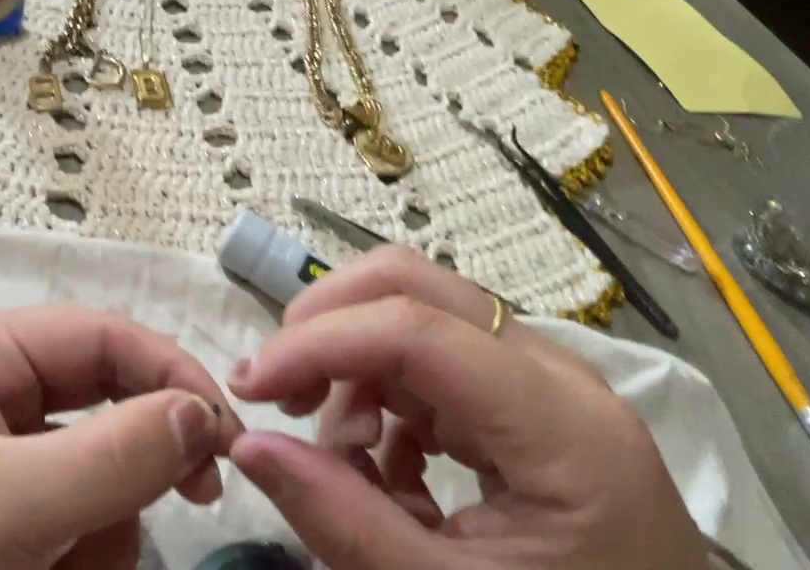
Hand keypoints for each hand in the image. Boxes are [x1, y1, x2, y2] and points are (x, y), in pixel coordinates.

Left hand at [0, 306, 242, 569]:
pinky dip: (76, 550)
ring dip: (103, 523)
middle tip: (189, 503)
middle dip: (136, 461)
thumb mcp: (7, 504)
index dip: (174, 375)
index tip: (230, 442)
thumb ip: (115, 456)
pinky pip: (67, 515)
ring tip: (58, 566)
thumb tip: (204, 415)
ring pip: (96, 470)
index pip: (105, 336)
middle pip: (106, 403)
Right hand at [227, 246, 707, 569]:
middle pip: (414, 283)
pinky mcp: (529, 397)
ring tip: (341, 454)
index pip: (416, 330)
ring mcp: (545, 379)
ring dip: (352, 364)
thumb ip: (345, 526)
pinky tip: (385, 467)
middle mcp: (558, 375)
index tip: (250, 388)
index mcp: (562, 428)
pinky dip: (385, 394)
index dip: (318, 344)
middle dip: (326, 324)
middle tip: (277, 392)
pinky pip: (433, 358)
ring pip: (415, 311)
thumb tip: (247, 447)